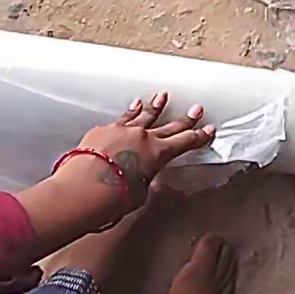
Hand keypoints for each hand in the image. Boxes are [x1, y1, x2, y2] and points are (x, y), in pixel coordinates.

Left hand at [63, 92, 214, 218]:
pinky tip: (134, 105)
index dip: (199, 137)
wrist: (85, 186)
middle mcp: (144, 137)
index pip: (185, 143)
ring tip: (163, 97)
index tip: (209, 130)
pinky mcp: (105, 129)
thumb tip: (140, 176)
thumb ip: (144, 180)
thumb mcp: (139, 193)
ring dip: (155, 107)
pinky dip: (131, 111)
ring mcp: (124, 130)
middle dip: (185, 119)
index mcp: (158, 154)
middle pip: (169, 126)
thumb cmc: (114, 196)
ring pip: (144, 115)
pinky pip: (122, 118)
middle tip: (197, 110)